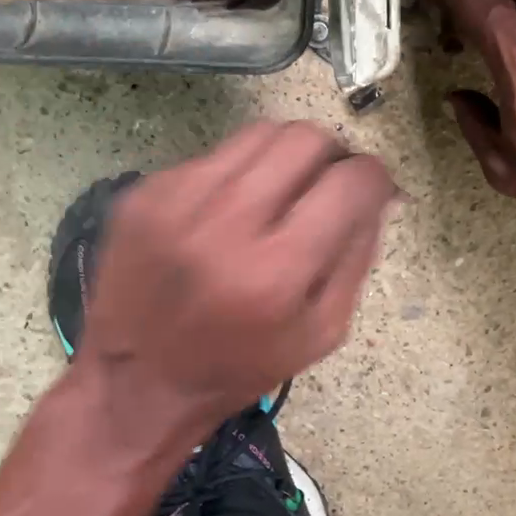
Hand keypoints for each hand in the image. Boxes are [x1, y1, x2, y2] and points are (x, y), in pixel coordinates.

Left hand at [74, 122, 398, 429]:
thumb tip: (380, 194)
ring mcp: (177, 199)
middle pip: (306, 139)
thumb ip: (358, 254)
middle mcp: (226, 223)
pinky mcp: (146, 191)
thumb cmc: (239, 367)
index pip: (351, 182)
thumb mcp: (322, 332)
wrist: (135, 382)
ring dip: (285, 157)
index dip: (374, 179)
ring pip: (260, 132)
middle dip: (332, 156)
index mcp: (277, 270)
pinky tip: (228, 212)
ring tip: (280, 193)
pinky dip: (236, 174)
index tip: (370, 191)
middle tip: (326, 186)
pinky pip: (214, 155)